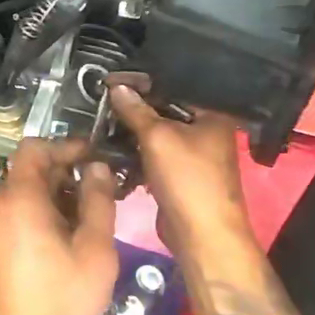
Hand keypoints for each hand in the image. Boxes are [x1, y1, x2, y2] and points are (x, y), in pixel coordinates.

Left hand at [0, 140, 119, 314]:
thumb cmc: (63, 301)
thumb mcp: (95, 251)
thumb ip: (98, 200)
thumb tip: (98, 167)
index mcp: (17, 198)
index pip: (35, 148)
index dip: (65, 146)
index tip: (93, 157)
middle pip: (27, 169)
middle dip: (62, 173)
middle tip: (97, 192)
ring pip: (18, 189)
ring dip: (49, 193)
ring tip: (82, 217)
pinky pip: (9, 208)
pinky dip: (33, 209)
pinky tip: (58, 233)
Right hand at [109, 86, 247, 254]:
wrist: (201, 234)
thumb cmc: (187, 178)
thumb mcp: (157, 137)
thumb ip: (135, 110)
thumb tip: (117, 86)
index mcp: (212, 115)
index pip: (174, 86)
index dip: (143, 82)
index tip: (112, 80)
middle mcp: (206, 130)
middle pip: (164, 110)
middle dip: (134, 108)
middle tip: (102, 100)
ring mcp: (193, 154)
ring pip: (157, 134)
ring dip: (131, 132)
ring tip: (101, 122)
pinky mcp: (179, 174)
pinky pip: (153, 154)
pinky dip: (136, 152)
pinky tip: (112, 147)